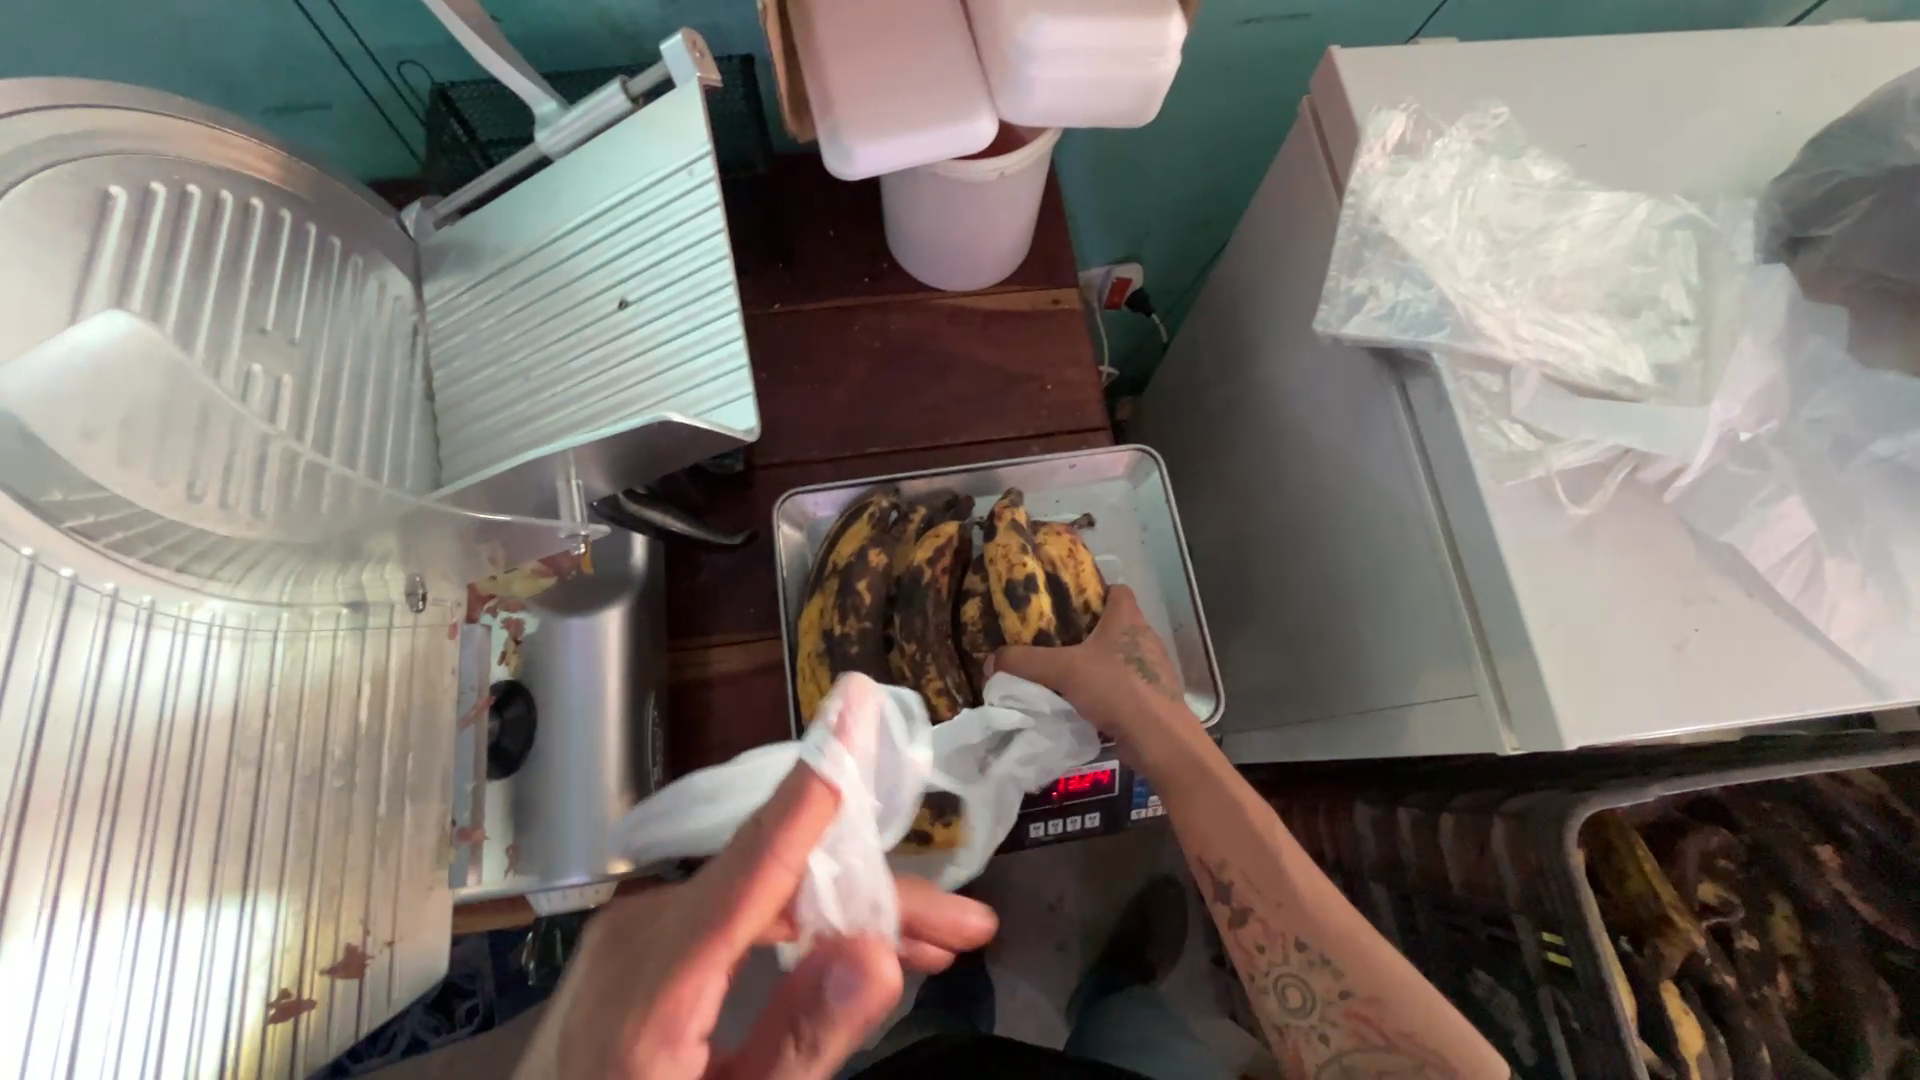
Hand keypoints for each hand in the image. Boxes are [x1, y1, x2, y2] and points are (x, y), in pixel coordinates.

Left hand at [520, 765, 998, 1079]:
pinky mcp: (651, 930)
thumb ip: (802, 1037)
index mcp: (658, 979)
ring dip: (849, 910)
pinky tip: (855, 945)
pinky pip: (742, 906)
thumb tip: (881, 952)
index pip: (756, 857)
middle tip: (967, 927)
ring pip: (771, 889)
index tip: (855, 705)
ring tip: (937, 944)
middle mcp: (647, 925)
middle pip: (786, 879)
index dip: (817, 782)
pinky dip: (803, 921)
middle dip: (880, 896)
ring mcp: (644, 922)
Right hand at [990, 585, 1208, 773]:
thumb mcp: (1063, 670)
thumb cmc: (1116, 689)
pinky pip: (1125, 685)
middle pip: (1114, 624)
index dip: (1093, 592)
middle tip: (1055, 642)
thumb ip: (1025, 662)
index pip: (1116, 590)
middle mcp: (1144, 638)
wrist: (1159, 739)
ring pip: (1119, 657)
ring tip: (1066, 674)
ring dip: (1097, 664)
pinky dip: (1107, 690)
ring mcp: (1152, 669)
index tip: (1066, 605)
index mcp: (1128, 618)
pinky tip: (1085, 702)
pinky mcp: (1154, 697)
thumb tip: (990, 660)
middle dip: (1087, 632)